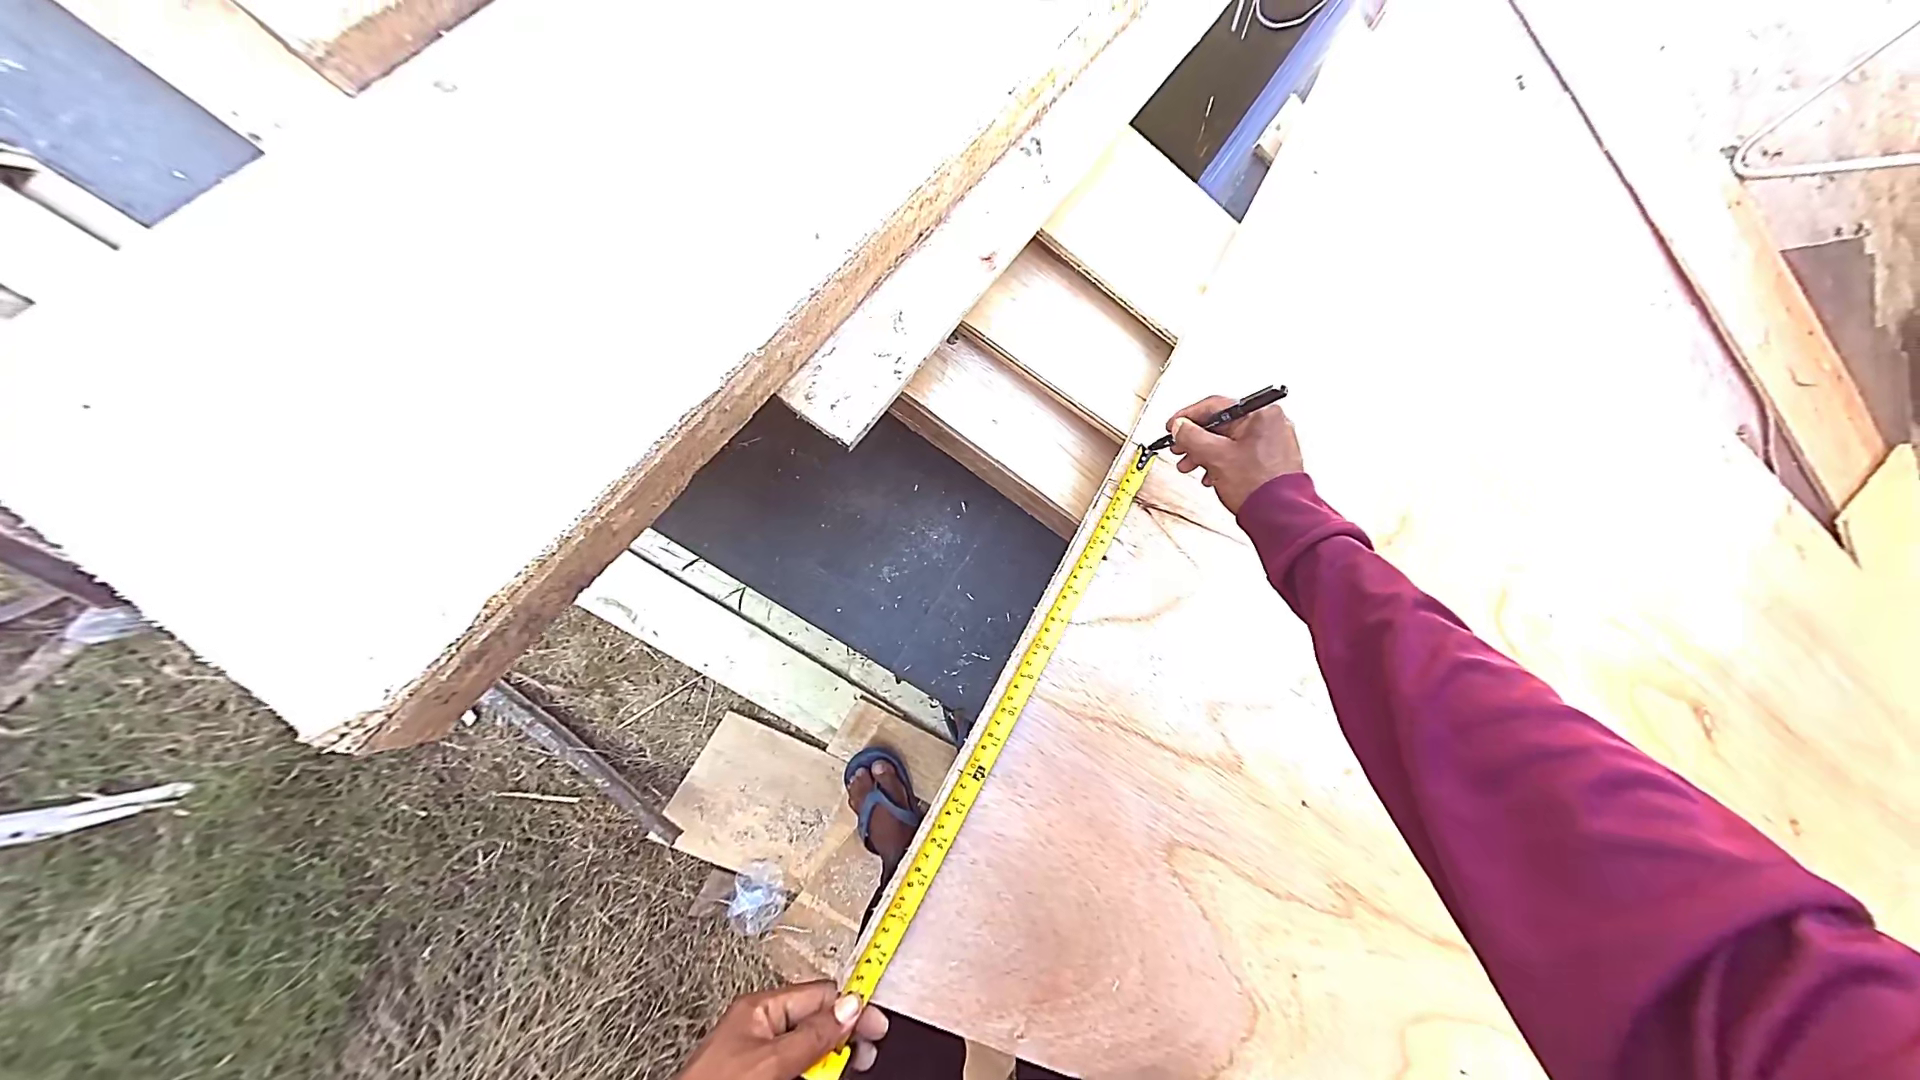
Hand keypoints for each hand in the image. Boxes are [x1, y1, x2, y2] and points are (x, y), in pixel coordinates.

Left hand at [676, 982, 888, 1079]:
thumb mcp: (771, 1062)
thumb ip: (812, 1034)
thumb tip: (851, 1006)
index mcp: (760, 1008)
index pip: (819, 995)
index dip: (850, 1008)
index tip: (875, 1027)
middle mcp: (759, 1027)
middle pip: (816, 1021)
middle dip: (842, 1037)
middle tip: (863, 1057)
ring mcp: (756, 1056)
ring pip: (808, 1049)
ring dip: (827, 1060)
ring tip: (842, 1069)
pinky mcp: (755, 1076)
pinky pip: (794, 1066)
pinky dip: (812, 1070)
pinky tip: (819, 1075)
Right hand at [1166, 395, 1303, 512]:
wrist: (1279, 515)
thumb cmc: (1258, 486)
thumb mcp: (1215, 456)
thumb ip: (1191, 437)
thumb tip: (1179, 426)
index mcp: (1261, 414)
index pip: (1214, 406)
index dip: (1187, 417)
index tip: (1173, 426)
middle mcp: (1270, 423)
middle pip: (1221, 424)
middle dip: (1194, 440)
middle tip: (1179, 448)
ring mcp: (1272, 441)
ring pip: (1228, 440)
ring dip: (1204, 453)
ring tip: (1191, 465)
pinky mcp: (1270, 458)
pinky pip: (1238, 452)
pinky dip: (1220, 461)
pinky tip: (1210, 473)